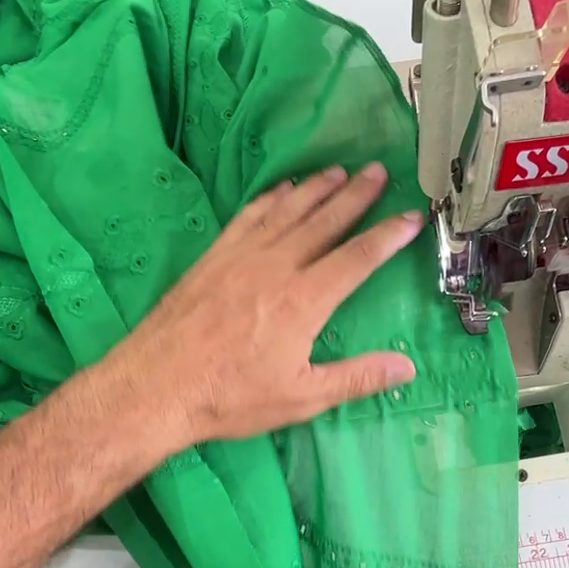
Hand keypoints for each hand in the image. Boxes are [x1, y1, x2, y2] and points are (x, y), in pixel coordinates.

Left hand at [109, 163, 423, 446]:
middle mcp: (276, 266)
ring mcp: (241, 257)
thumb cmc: (231, 397)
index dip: (388, 236)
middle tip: (378, 171)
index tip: (411, 216)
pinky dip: (270, 198)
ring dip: (316, 188)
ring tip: (339, 170)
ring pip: (287, 211)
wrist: (157, 385)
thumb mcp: (301, 397)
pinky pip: (249, 216)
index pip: (357, 258)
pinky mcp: (214, 257)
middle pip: (324, 221)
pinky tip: (282, 189)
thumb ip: (356, 379)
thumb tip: (407, 368)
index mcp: (304, 301)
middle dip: (355, 195)